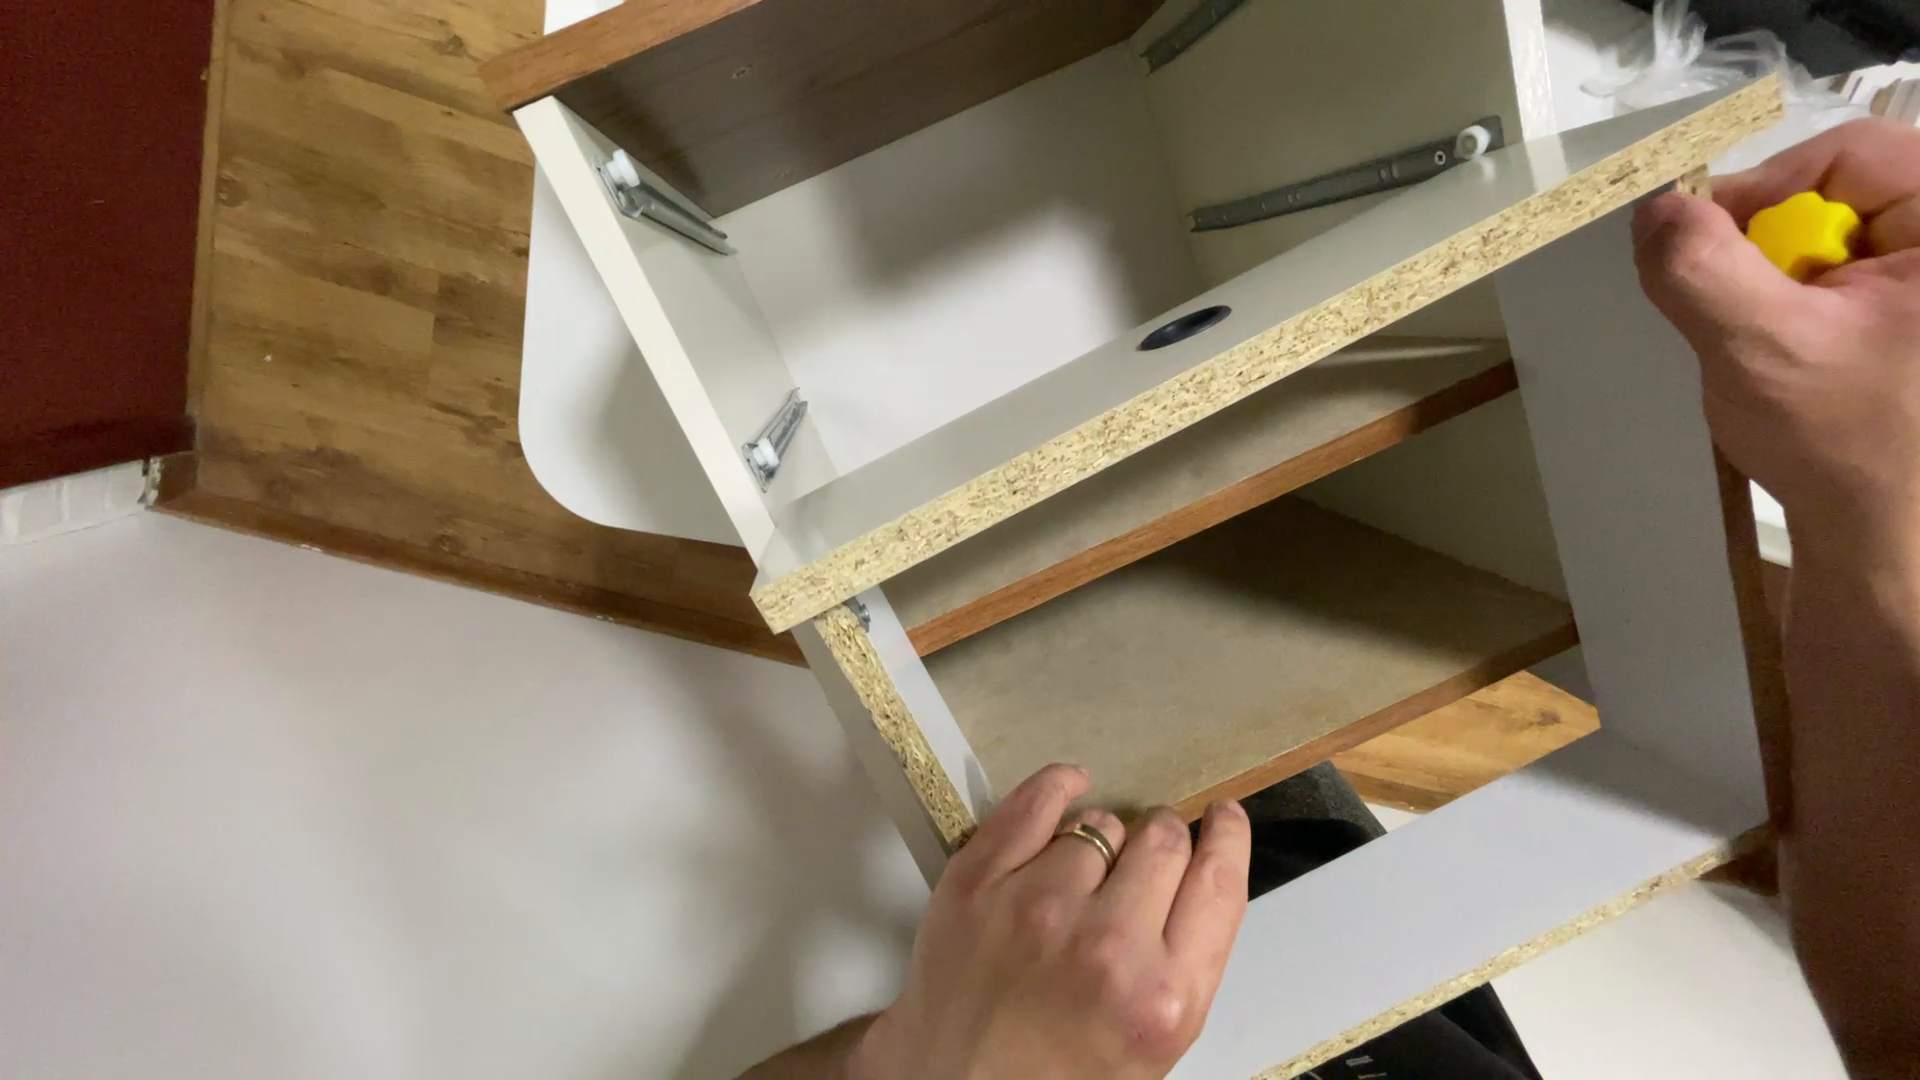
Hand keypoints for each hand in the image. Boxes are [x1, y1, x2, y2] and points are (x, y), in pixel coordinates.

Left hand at [852, 765, 1251, 1079]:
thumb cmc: (1065, 1067)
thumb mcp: (1154, 1037)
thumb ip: (1185, 955)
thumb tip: (1198, 859)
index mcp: (1162, 996)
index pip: (1216, 885)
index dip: (1227, 839)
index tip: (1224, 816)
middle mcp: (1105, 944)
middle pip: (1161, 840)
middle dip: (1162, 839)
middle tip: (1144, 857)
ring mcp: (1035, 904)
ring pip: (1099, 823)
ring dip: (1101, 839)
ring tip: (1082, 877)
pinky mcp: (979, 877)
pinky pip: (1035, 801)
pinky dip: (1058, 784)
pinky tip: (1071, 783)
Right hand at [1632, 119, 1919, 547]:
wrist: (1891, 519)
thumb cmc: (1842, 435)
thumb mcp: (1756, 346)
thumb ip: (1700, 270)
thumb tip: (1656, 207)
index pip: (1847, 152)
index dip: (1753, 194)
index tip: (1691, 254)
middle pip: (1842, 191)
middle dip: (1763, 251)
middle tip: (1737, 315)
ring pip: (1834, 235)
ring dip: (1773, 284)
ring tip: (1768, 341)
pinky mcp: (1915, 306)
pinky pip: (1845, 270)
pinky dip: (1795, 304)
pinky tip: (1792, 349)